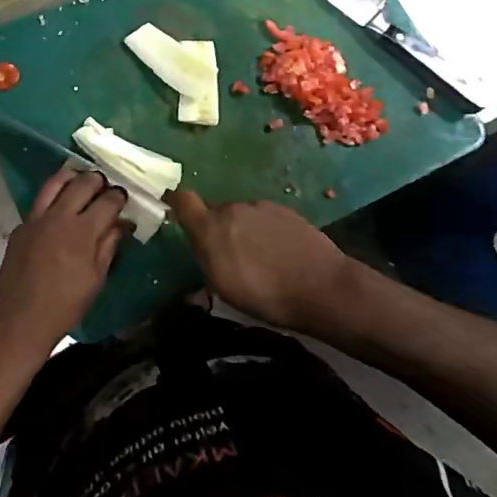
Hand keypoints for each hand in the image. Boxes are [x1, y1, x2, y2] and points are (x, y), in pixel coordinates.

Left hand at [0, 170, 128, 349]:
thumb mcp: (96, 278)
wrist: (22, 317)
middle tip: (104, 186)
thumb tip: (120, 224)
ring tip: (80, 179)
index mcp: (83, 231)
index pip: (108, 201)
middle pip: (82, 184)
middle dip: (98, 180)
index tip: (123, 198)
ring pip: (55, 183)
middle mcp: (59, 217)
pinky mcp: (21, 226)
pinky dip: (52, 197)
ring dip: (71, 177)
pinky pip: (39, 202)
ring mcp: (36, 218)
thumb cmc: (66, 304)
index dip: (119, 196)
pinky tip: (58, 206)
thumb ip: (108, 246)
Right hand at [167, 188, 352, 332]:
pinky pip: (265, 217)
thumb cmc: (265, 296)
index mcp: (210, 228)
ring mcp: (261, 207)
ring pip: (243, 215)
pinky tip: (281, 252)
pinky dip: (267, 231)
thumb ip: (207, 259)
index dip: (177, 202)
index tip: (175, 208)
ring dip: (245, 230)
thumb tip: (200, 248)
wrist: (321, 288)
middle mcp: (232, 209)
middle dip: (219, 229)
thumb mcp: (224, 288)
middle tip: (232, 256)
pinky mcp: (286, 210)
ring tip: (261, 258)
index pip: (184, 200)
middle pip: (216, 212)